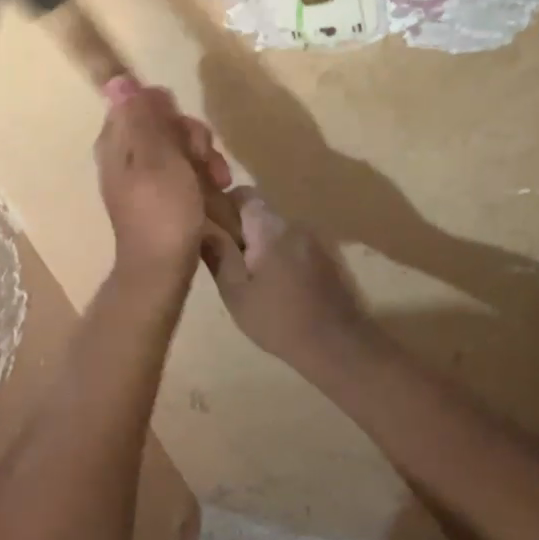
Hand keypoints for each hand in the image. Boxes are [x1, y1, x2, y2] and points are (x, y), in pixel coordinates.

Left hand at [95, 76, 232, 274]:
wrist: (162, 268)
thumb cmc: (163, 210)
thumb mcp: (156, 156)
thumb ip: (140, 117)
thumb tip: (116, 80)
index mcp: (116, 142)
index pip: (141, 103)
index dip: (170, 112)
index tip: (187, 132)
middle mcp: (123, 156)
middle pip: (162, 125)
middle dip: (192, 137)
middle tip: (206, 159)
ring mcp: (140, 179)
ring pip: (176, 149)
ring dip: (202, 158)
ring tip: (218, 180)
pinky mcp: (157, 198)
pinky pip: (180, 173)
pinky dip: (198, 177)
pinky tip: (215, 190)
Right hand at [203, 188, 376, 364]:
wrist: (336, 345)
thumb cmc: (277, 320)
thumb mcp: (236, 292)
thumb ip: (218, 255)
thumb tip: (202, 227)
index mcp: (270, 229)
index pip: (244, 194)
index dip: (224, 204)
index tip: (210, 228)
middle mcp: (295, 225)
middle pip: (261, 213)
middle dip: (241, 230)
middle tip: (226, 262)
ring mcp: (315, 242)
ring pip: (277, 232)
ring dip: (261, 246)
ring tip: (250, 280)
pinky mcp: (326, 259)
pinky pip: (293, 247)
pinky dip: (279, 258)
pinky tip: (275, 289)